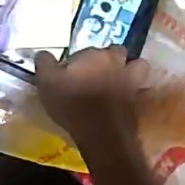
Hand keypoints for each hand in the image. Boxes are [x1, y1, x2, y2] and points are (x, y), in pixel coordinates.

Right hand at [33, 46, 148, 145]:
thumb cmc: (72, 103)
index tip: (69, 74)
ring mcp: (132, 81)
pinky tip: (126, 100)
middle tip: (97, 72)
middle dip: (110, 58)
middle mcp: (117, 63)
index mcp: (95, 55)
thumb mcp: (47, 82)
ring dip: (131, 69)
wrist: (101, 133)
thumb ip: (44, 63)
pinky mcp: (139, 101)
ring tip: (120, 80)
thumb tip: (43, 53)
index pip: (86, 51)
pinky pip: (141, 91)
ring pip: (138, 66)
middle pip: (118, 51)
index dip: (77, 62)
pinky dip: (137, 93)